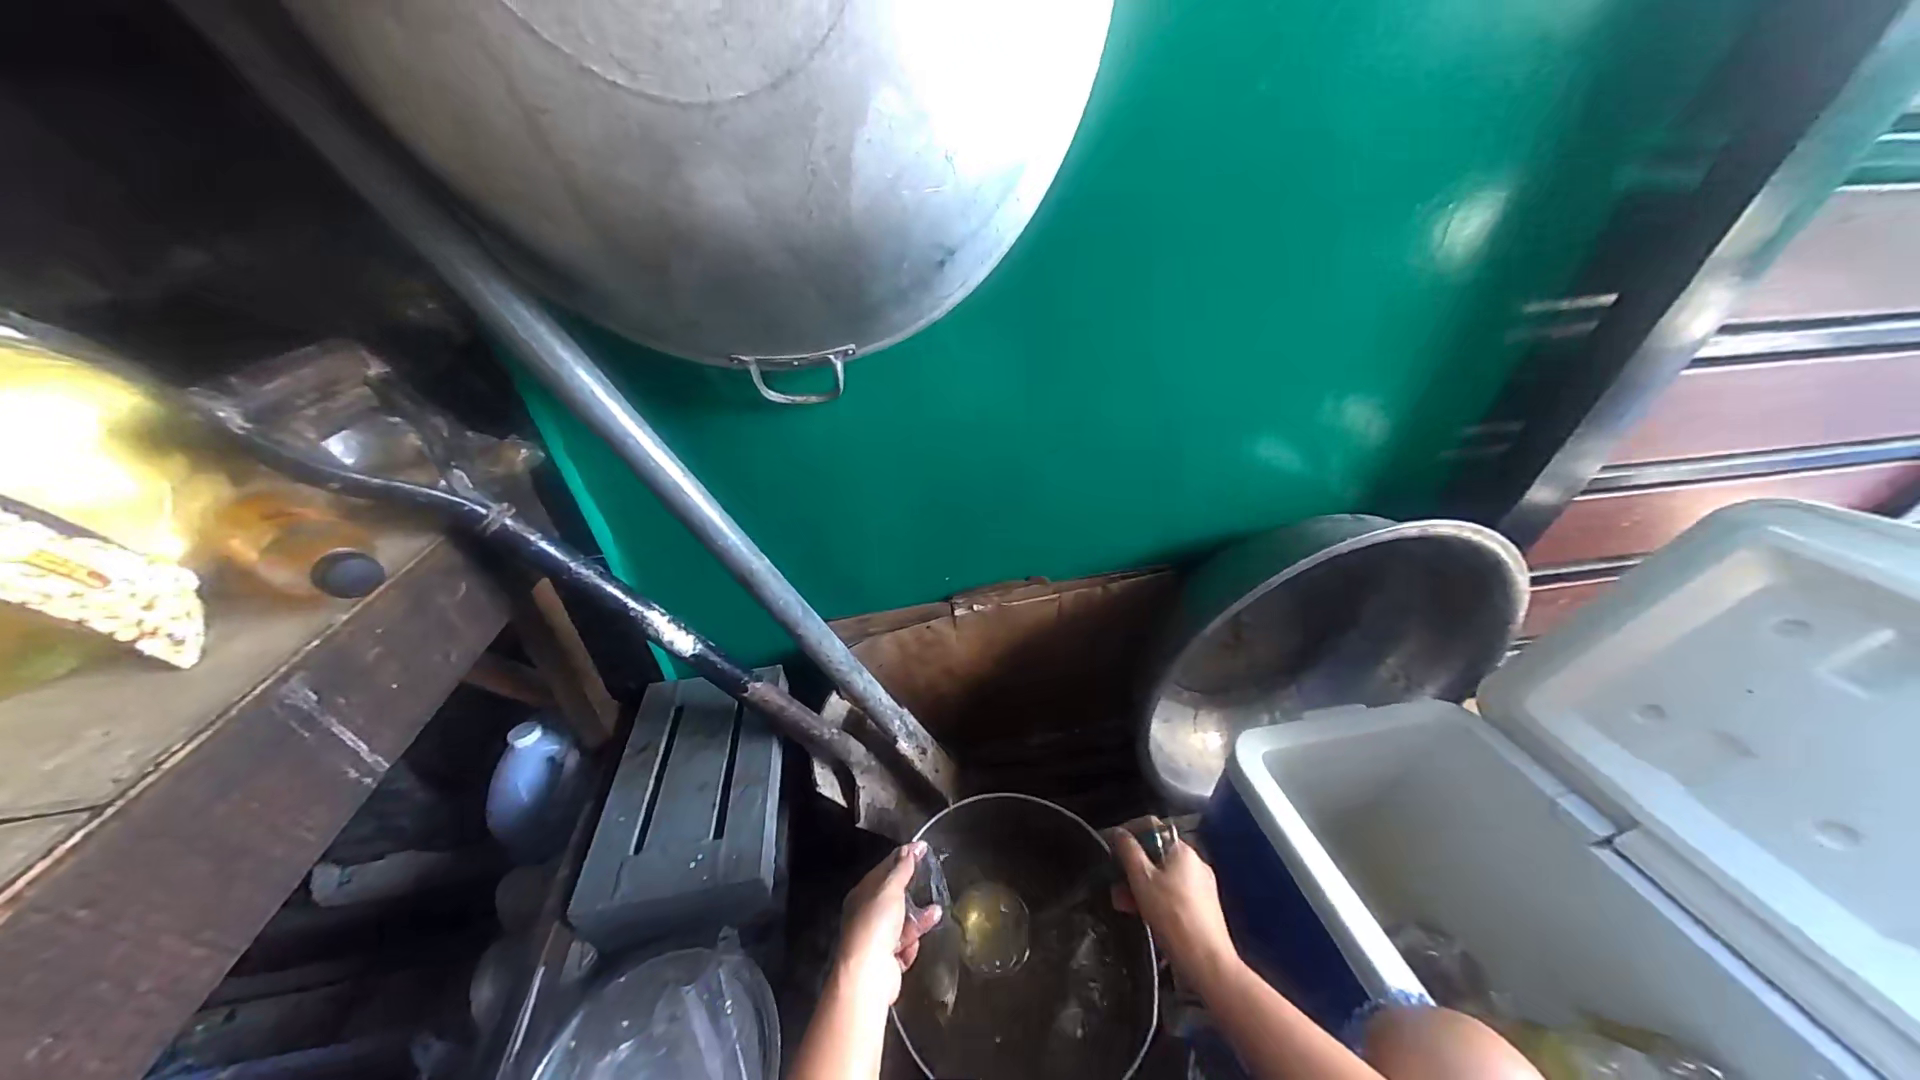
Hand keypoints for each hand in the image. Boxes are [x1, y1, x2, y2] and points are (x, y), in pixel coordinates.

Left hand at [833, 841, 943, 1009]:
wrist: (868, 975)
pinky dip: (912, 942)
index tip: (922, 847)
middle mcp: (867, 915)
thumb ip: (901, 869)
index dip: (903, 856)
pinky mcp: (887, 960)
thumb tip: (909, 849)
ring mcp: (877, 939)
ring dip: (918, 919)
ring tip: (935, 912)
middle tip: (931, 879)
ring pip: (902, 922)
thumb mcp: (890, 889)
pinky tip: (917, 941)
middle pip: (894, 897)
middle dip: (912, 890)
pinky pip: (904, 945)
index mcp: (862, 894)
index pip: (885, 869)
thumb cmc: (876, 924)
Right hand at [1106, 816, 1236, 985]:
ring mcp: (1201, 886)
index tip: (1110, 846)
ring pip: (1162, 876)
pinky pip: (1173, 893)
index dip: (1127, 832)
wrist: (1208, 963)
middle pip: (1155, 854)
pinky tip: (1143, 915)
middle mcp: (1195, 863)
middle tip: (1114, 882)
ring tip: (1124, 904)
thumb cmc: (1172, 916)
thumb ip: (1128, 851)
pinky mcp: (1203, 908)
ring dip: (1140, 885)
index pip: (1151, 826)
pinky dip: (1155, 898)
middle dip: (1131, 867)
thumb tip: (1119, 833)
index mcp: (1183, 850)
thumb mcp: (1142, 879)